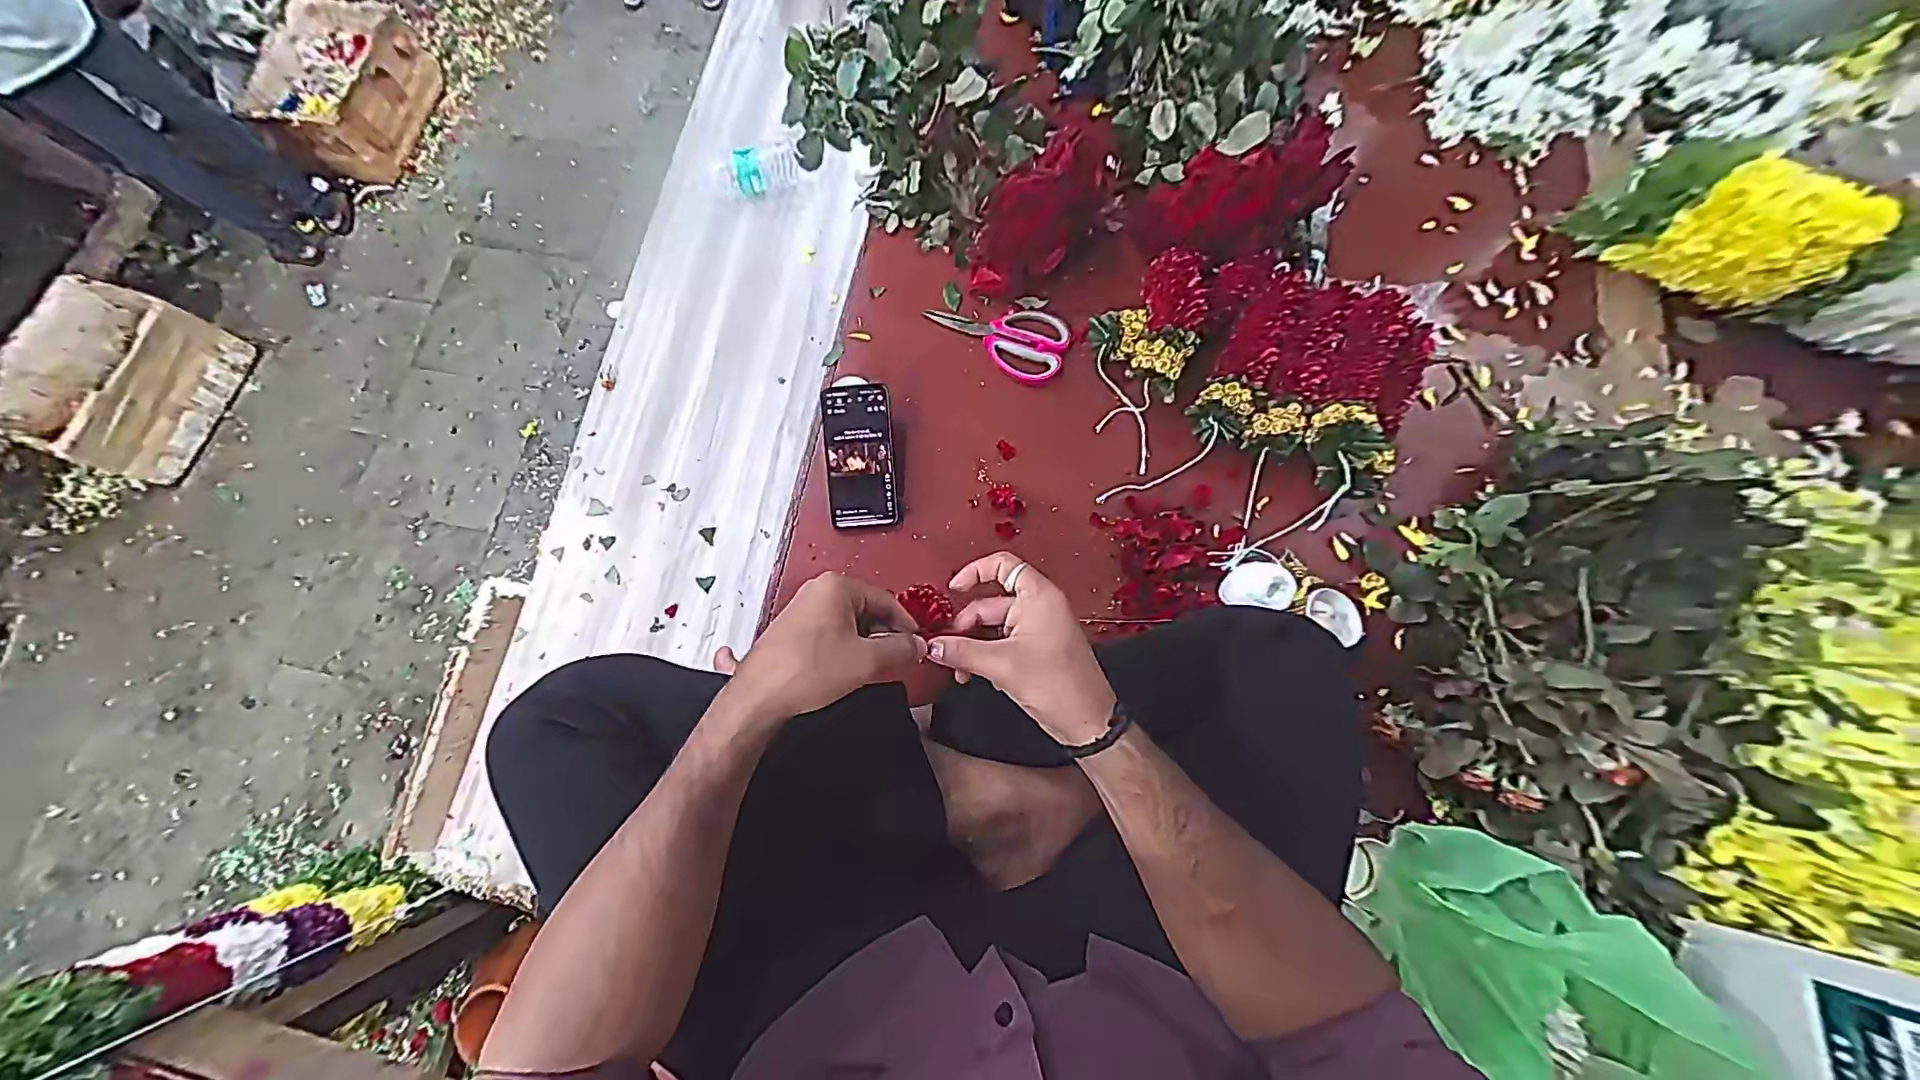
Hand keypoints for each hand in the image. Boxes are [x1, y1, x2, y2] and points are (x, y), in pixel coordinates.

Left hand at [719, 571, 924, 721]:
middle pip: (868, 610)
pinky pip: (831, 633)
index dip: (905, 625)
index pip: (886, 600)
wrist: (759, 697)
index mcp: (836, 586)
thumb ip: (900, 649)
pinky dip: (844, 649)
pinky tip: (845, 670)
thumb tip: (916, 645)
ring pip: (849, 623)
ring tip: (869, 667)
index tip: (915, 642)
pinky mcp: (794, 630)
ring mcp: (803, 609)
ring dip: (864, 644)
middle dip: (884, 635)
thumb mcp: (867, 660)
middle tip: (896, 657)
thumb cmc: (801, 671)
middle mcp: (817, 591)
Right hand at [925, 552, 1116, 745]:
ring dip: (972, 645)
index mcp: (1038, 597)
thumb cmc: (1061, 686)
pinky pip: (1001, 643)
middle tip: (946, 644)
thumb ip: (963, 652)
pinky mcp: (1035, 650)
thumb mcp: (1003, 665)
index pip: (1003, 565)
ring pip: (993, 627)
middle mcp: (1039, 608)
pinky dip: (985, 655)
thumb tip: (935, 645)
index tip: (954, 588)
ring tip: (959, 666)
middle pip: (990, 602)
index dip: (975, 572)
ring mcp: (1037, 629)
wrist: (1087, 722)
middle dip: (966, 624)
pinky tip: (976, 675)